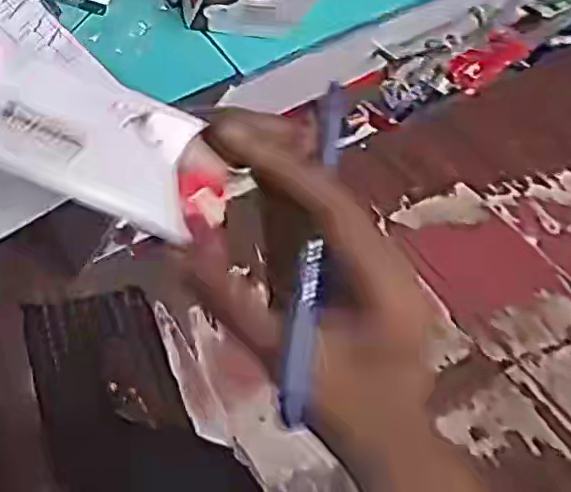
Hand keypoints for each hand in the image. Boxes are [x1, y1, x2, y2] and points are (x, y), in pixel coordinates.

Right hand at [179, 110, 480, 491]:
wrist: (392, 443)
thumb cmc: (347, 409)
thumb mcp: (284, 357)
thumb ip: (231, 300)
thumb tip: (178, 246)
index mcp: (383, 278)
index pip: (329, 203)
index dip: (277, 162)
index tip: (225, 134)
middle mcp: (375, 250)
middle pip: (323, 179)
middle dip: (271, 145)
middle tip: (212, 126)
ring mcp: (356, 246)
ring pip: (311, 180)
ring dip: (265, 151)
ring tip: (213, 133)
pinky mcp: (334, 248)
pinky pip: (298, 198)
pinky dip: (263, 174)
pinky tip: (231, 158)